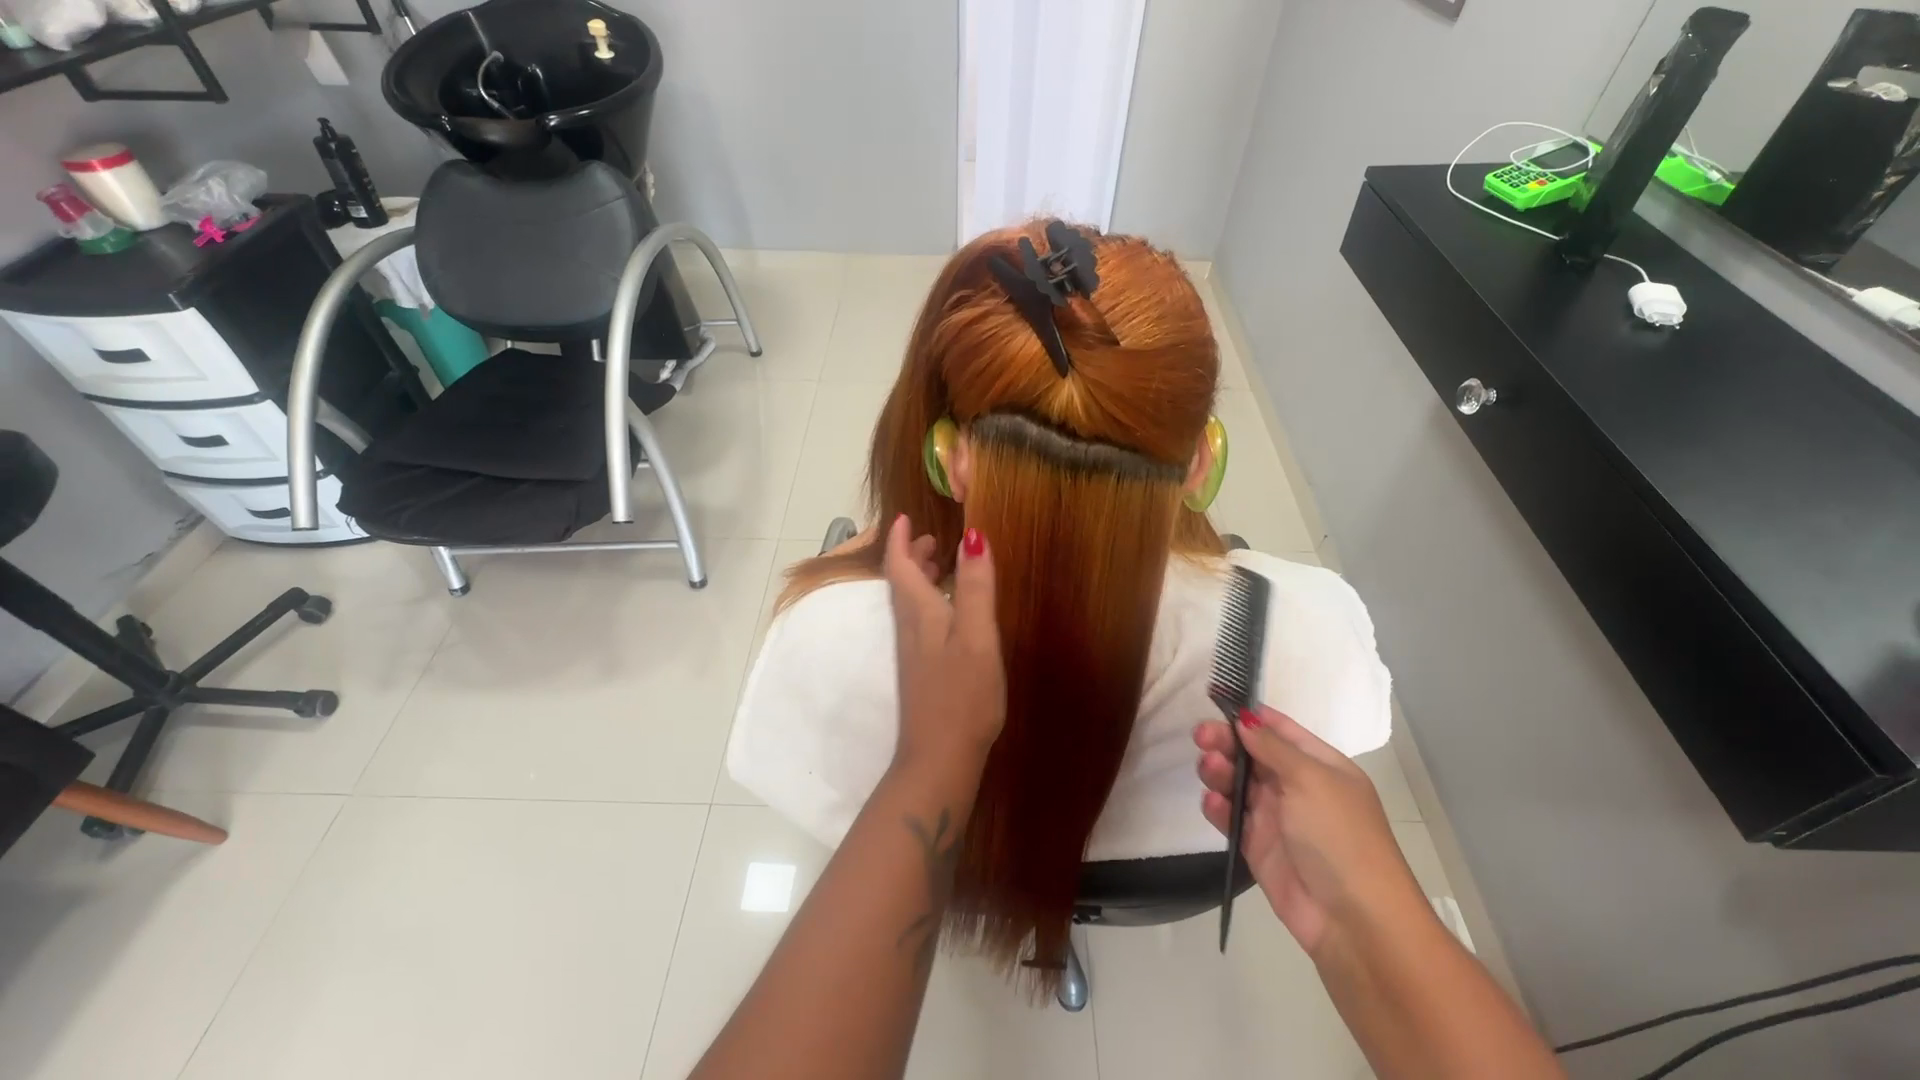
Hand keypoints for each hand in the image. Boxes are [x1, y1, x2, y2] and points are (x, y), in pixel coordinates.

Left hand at [884, 515, 1004, 774]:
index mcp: (920, 614)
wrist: (939, 757)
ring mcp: (914, 654)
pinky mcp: (922, 673)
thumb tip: (972, 535)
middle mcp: (910, 629)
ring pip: (910, 604)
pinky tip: (950, 614)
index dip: (901, 540)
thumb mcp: (977, 636)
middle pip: (903, 583)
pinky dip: (930, 603)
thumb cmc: (962, 695)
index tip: (904, 518)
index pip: (901, 566)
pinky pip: (920, 623)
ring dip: (921, 579)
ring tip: (941, 565)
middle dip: (913, 556)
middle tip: (932, 538)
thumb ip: (975, 587)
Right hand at [1195, 706, 1425, 955]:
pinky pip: (1231, 818)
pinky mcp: (1257, 847)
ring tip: (1209, 769)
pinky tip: (1213, 803)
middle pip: (1252, 754)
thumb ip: (1273, 747)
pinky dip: (1218, 808)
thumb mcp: (1311, 780)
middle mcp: (1298, 788)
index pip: (1280, 730)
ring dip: (1219, 771)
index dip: (1249, 715)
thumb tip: (1245, 718)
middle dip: (1226, 742)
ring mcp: (1276, 818)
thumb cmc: (1339, 836)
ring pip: (1237, 783)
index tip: (1214, 700)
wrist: (1352, 918)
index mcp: (1321, 766)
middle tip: (1201, 737)